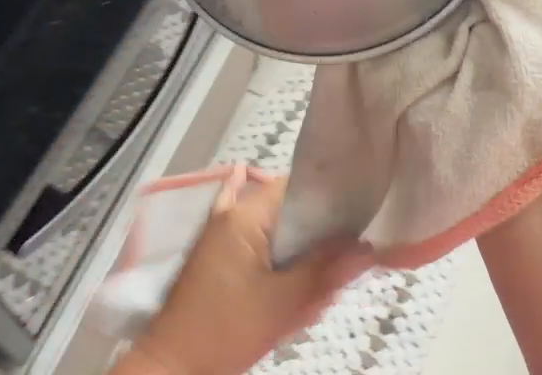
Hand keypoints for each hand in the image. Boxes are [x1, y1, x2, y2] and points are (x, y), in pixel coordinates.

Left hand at [119, 169, 375, 374]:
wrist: (173, 365)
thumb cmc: (225, 329)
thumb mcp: (282, 303)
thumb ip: (326, 272)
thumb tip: (368, 249)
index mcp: (244, 215)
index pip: (295, 186)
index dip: (328, 198)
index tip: (357, 219)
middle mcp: (230, 215)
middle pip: (288, 210)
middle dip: (316, 238)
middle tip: (339, 266)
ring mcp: (221, 236)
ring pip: (277, 233)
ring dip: (300, 257)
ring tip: (316, 290)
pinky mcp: (219, 259)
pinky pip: (260, 249)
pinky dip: (279, 265)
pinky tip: (293, 291)